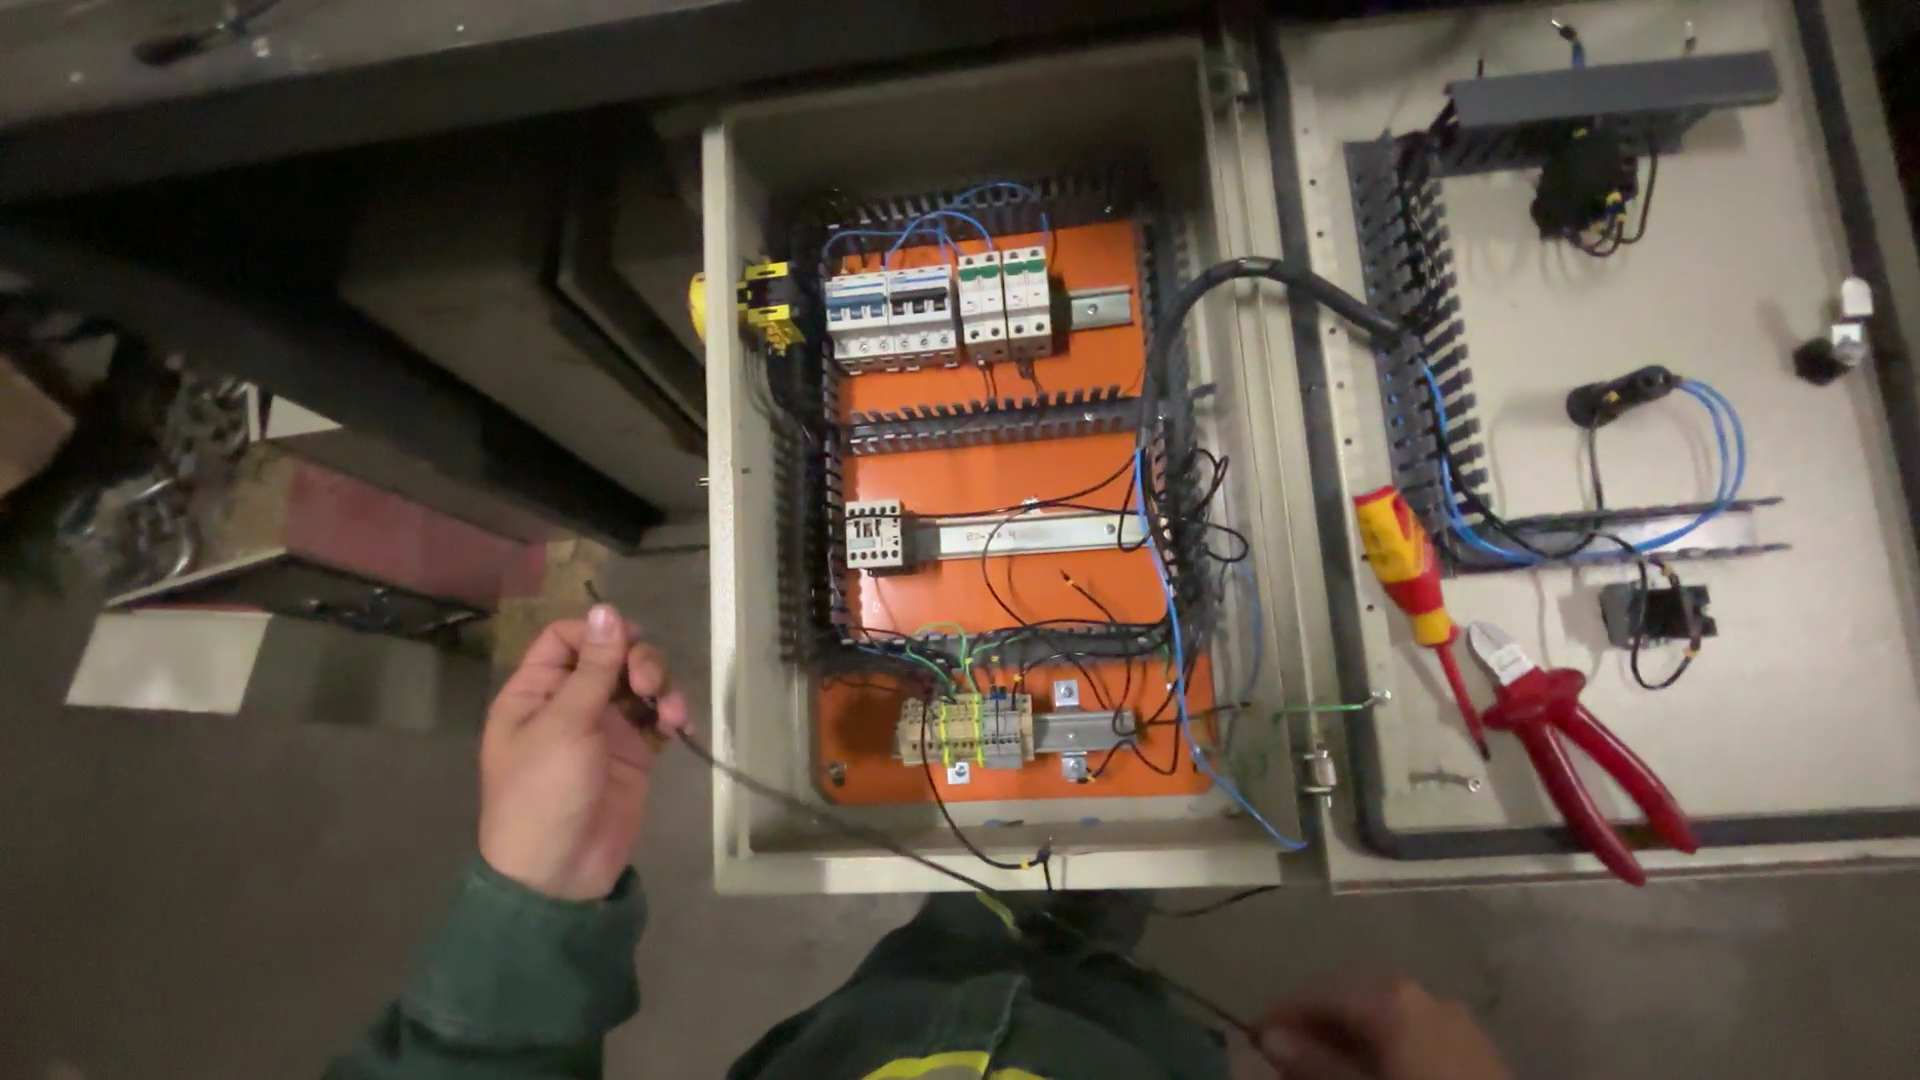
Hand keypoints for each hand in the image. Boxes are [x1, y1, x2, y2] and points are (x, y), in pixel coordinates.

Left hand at [478, 604, 691, 900]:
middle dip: (638, 661)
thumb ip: (594, 667)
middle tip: (647, 683)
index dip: (599, 633)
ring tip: (670, 712)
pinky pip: (658, 715)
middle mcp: (570, 702)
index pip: (567, 638)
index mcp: (535, 692)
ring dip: (661, 687)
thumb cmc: (545, 793)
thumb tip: (609, 608)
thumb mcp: (565, 724)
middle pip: (612, 655)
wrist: (561, 872)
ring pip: (640, 682)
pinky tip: (680, 726)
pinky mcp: (635, 750)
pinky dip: (672, 713)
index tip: (625, 645)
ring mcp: (604, 726)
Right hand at [1255, 979, 1509, 1079]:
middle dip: (1316, 1027)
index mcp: (1390, 998)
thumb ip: (1314, 1065)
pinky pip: (1413, 1033)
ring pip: (1381, 1016)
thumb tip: (1268, 1037)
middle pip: (1349, 1000)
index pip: (1317, 995)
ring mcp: (1453, 1018)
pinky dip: (1383, 1047)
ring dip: (1349, 1039)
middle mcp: (1420, 993)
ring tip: (1326, 1068)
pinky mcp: (1476, 1047)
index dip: (1281, 1015)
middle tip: (1287, 1057)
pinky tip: (1373, 1070)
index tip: (1254, 1037)